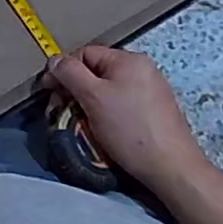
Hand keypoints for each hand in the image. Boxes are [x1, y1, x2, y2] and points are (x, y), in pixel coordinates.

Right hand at [46, 45, 213, 189]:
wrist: (172, 169)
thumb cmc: (130, 130)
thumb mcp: (92, 97)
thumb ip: (69, 73)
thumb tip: (54, 60)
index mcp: (129, 59)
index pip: (84, 54)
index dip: (64, 71)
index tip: (50, 93)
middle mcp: (143, 69)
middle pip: (96, 72)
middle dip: (76, 90)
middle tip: (63, 110)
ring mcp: (151, 90)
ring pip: (107, 90)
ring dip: (89, 104)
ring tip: (83, 123)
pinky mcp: (155, 111)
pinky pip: (122, 104)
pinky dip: (107, 113)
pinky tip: (104, 130)